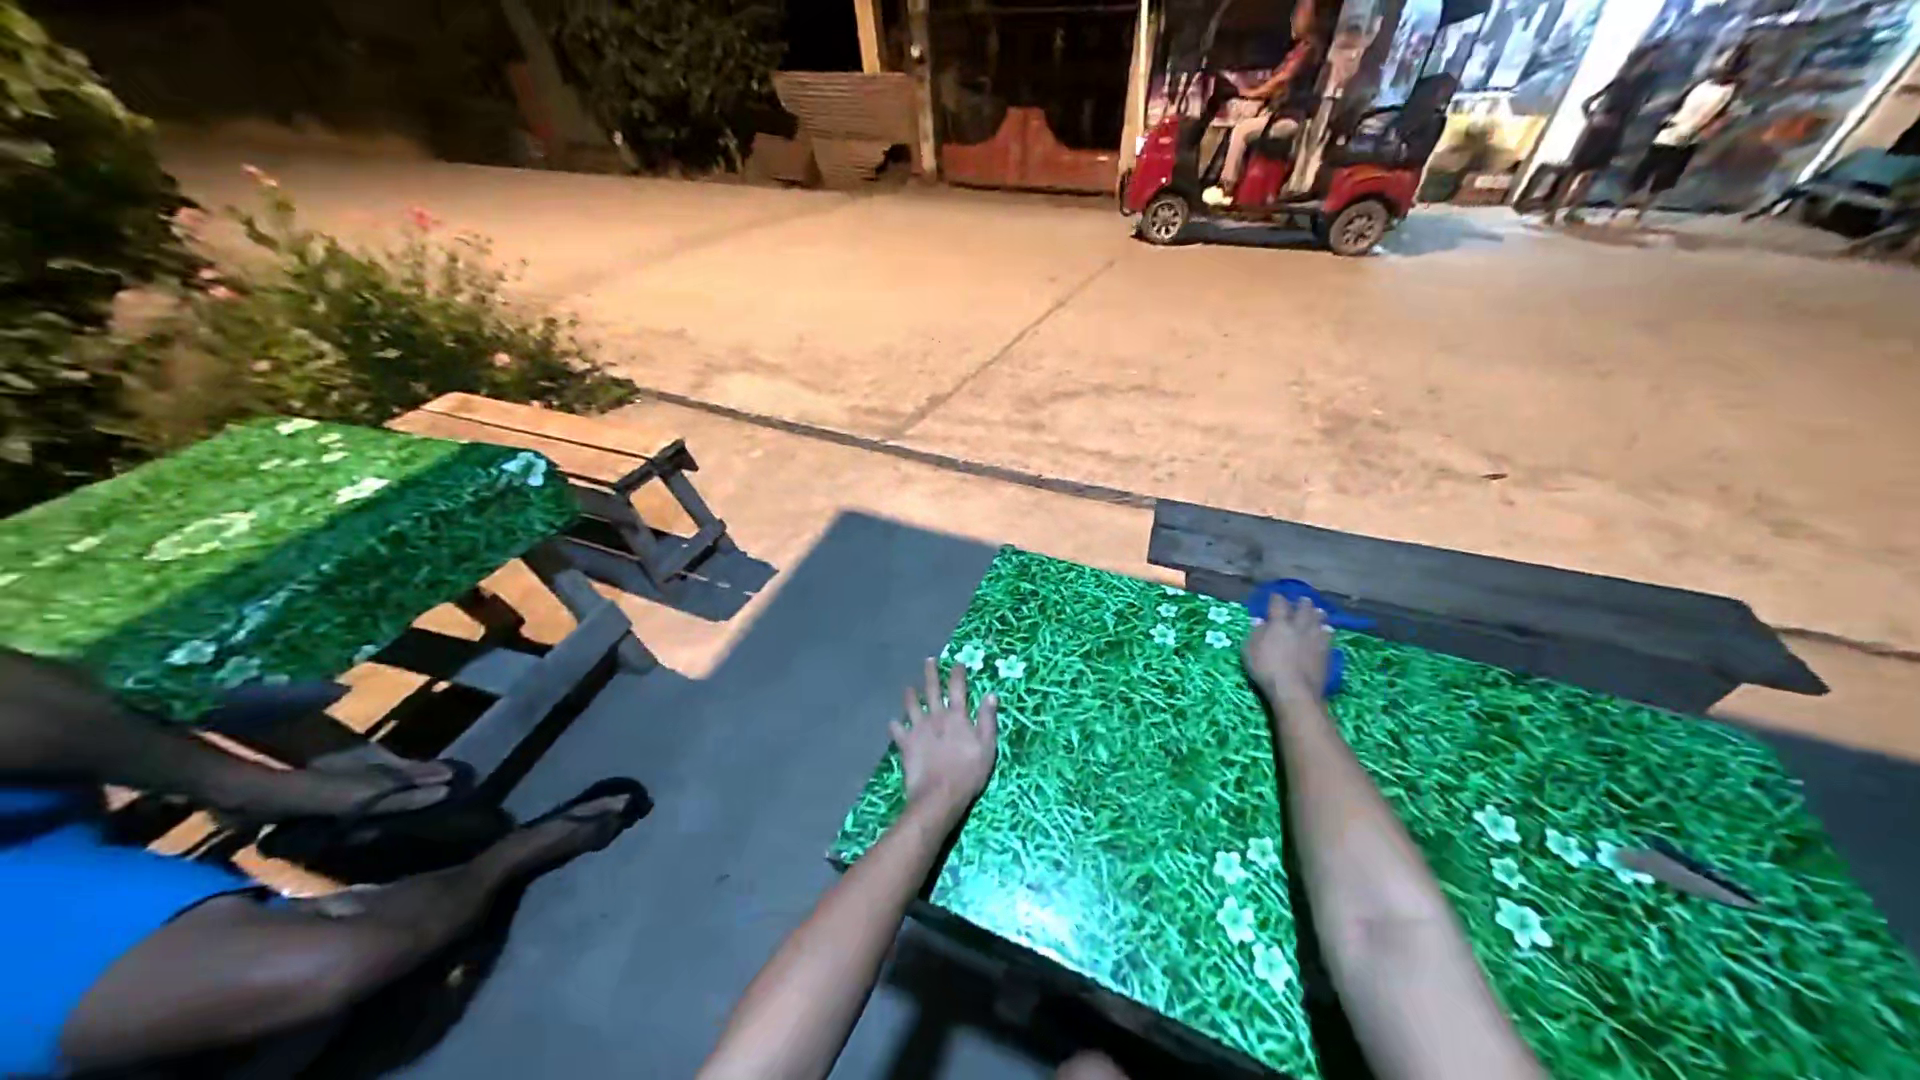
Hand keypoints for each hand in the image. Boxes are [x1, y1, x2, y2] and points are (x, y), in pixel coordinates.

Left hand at [892, 658, 997, 821]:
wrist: (939, 794)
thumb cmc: (969, 772)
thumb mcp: (987, 746)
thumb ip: (988, 720)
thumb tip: (991, 695)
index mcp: (957, 716)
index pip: (958, 688)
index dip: (957, 673)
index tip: (957, 662)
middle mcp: (936, 716)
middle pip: (932, 689)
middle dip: (931, 673)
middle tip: (929, 660)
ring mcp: (918, 728)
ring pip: (912, 705)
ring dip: (910, 694)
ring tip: (909, 686)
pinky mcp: (906, 743)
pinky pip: (897, 730)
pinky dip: (895, 724)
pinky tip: (893, 722)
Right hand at [1242, 596, 1331, 709]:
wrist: (1294, 690)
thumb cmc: (1266, 669)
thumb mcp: (1250, 650)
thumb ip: (1255, 633)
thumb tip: (1259, 621)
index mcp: (1278, 623)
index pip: (1278, 604)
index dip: (1276, 598)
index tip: (1275, 596)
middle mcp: (1299, 626)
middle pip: (1303, 609)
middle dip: (1302, 603)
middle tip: (1302, 600)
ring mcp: (1315, 638)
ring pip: (1319, 620)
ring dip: (1317, 614)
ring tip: (1317, 611)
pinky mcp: (1326, 652)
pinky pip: (1329, 636)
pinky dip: (1327, 630)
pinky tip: (1327, 630)